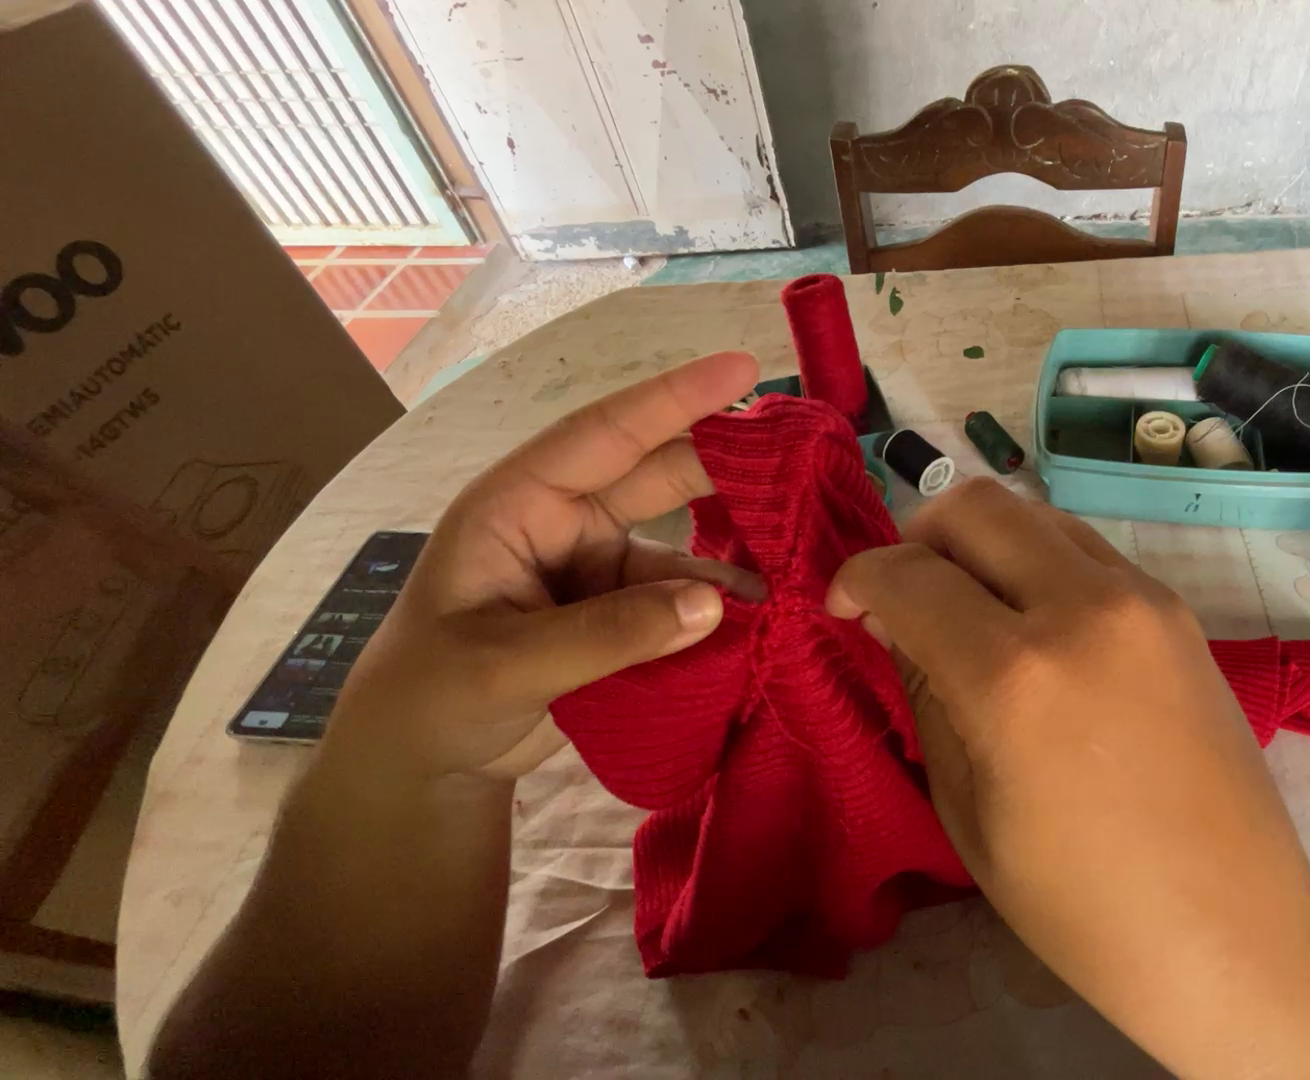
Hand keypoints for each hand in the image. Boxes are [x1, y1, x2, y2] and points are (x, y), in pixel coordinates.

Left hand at [324, 350, 765, 780]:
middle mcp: (564, 521)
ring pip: (682, 541)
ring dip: (733, 548)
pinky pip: (683, 595)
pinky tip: (764, 610)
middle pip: (657, 476)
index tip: (743, 368)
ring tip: (799, 551)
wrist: (424, 766)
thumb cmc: (429, 698)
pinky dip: (721, 602)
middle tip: (800, 455)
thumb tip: (717, 603)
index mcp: (518, 504)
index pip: (604, 435)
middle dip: (725, 464)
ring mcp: (598, 568)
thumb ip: (610, 633)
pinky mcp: (622, 611)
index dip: (674, 398)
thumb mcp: (505, 663)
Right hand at [826, 479, 1309, 1078]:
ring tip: (968, 604)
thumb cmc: (1081, 905)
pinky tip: (1034, 621)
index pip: (908, 574)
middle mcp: (1082, 607)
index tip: (845, 606)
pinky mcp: (1177, 609)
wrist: (1235, 932)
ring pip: (1034, 513)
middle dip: (917, 534)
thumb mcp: (969, 808)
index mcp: (1014, 676)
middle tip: (905, 593)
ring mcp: (1142, 598)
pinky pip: (1084, 549)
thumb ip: (925, 691)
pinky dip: (1037, 560)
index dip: (857, 579)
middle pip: (974, 505)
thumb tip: (895, 620)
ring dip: (981, 541)